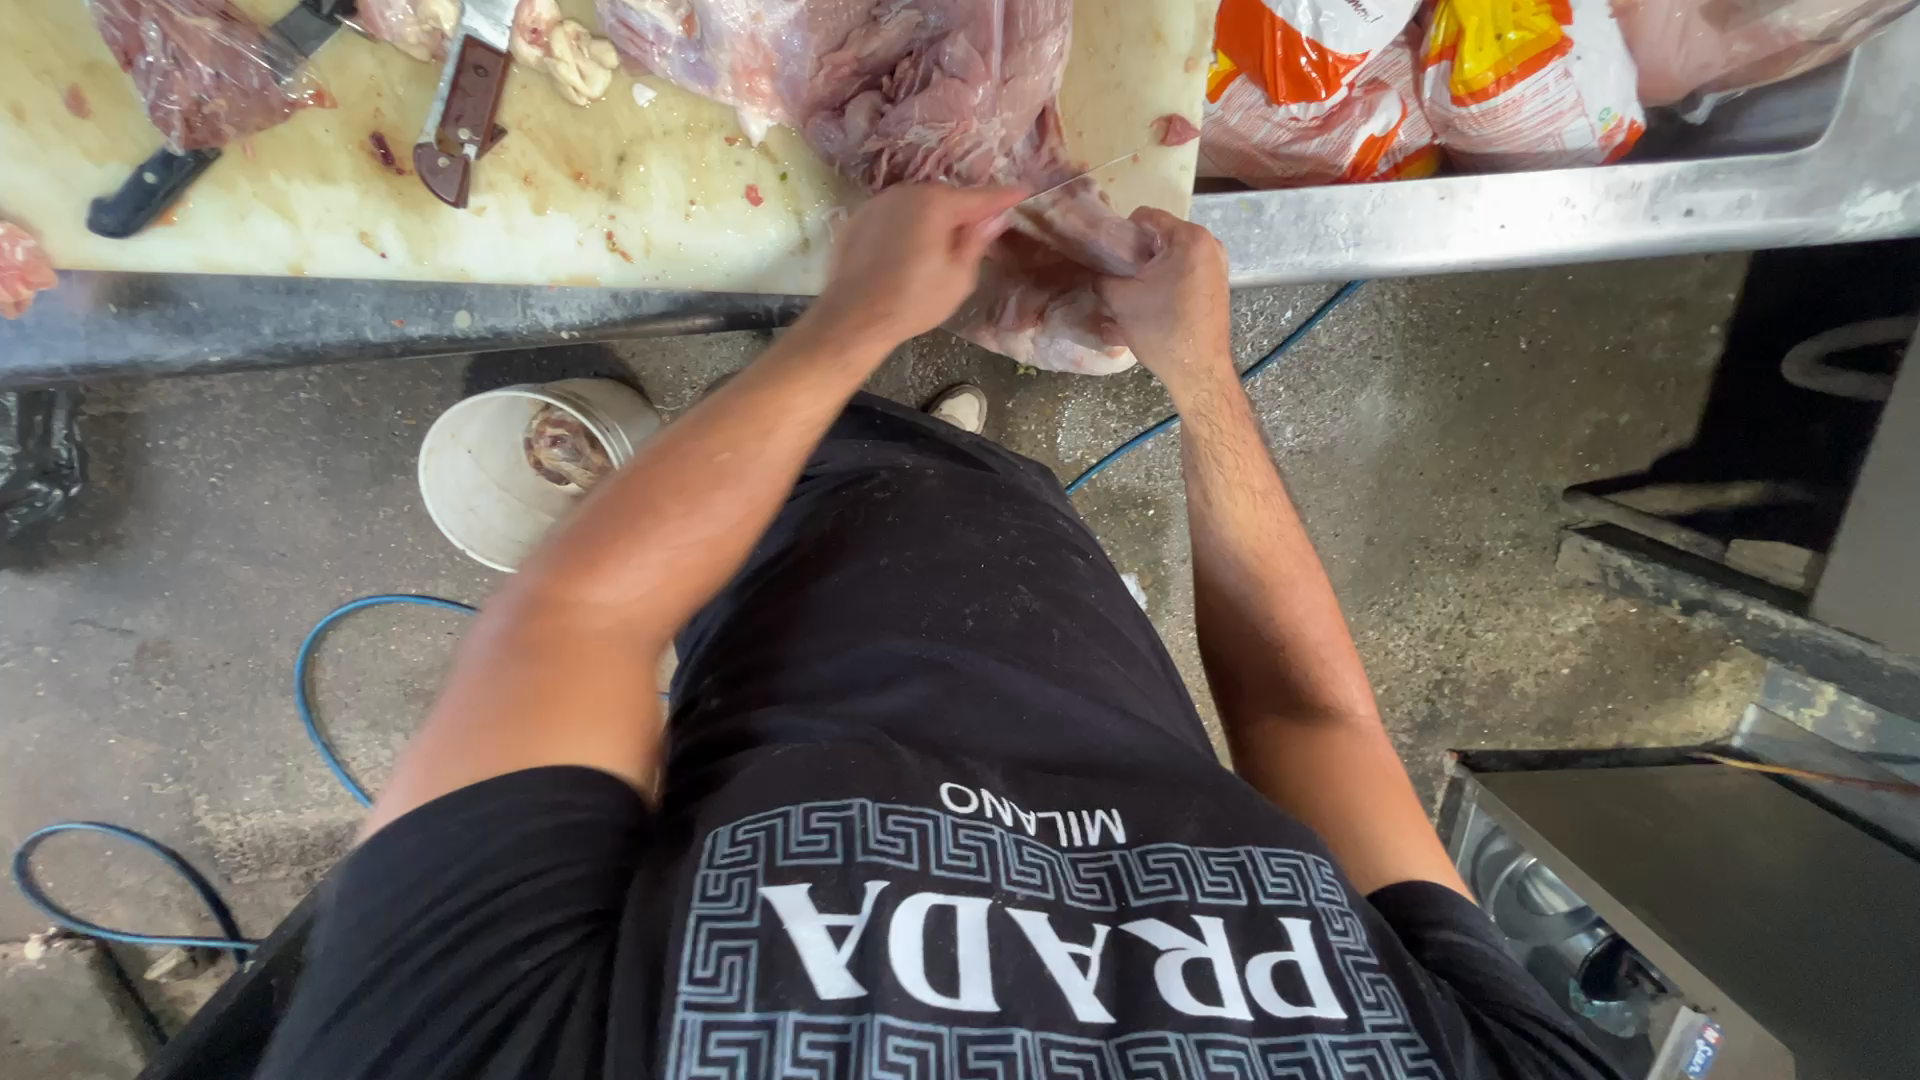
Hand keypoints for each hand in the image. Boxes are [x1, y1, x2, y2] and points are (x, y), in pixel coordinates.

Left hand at [806, 183, 1027, 350]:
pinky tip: (907, 255)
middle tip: (978, 232)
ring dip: (933, 220)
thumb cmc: (912, 302)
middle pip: (946, 198)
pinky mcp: (857, 219)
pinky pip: (893, 218)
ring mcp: (878, 203)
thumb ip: (976, 243)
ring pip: (917, 206)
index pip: (980, 197)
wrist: (852, 318)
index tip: (1024, 192)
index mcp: (936, 204)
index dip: (1005, 197)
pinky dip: (906, 228)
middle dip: (964, 212)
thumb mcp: (957, 279)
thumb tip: (993, 220)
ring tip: (940, 248)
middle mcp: (906, 192)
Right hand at [1095, 207, 1233, 400]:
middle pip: (1161, 236)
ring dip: (1152, 268)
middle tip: (1120, 276)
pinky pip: (1186, 271)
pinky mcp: (1218, 284)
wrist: (1196, 369)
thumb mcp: (1120, 300)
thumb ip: (1103, 276)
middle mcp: (1210, 243)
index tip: (1109, 256)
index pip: (1146, 217)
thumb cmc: (1160, 330)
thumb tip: (1096, 270)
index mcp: (1189, 238)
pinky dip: (1168, 280)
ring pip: (1173, 255)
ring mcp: (1218, 264)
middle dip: (1138, 253)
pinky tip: (1156, 302)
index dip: (1121, 233)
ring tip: (1137, 292)